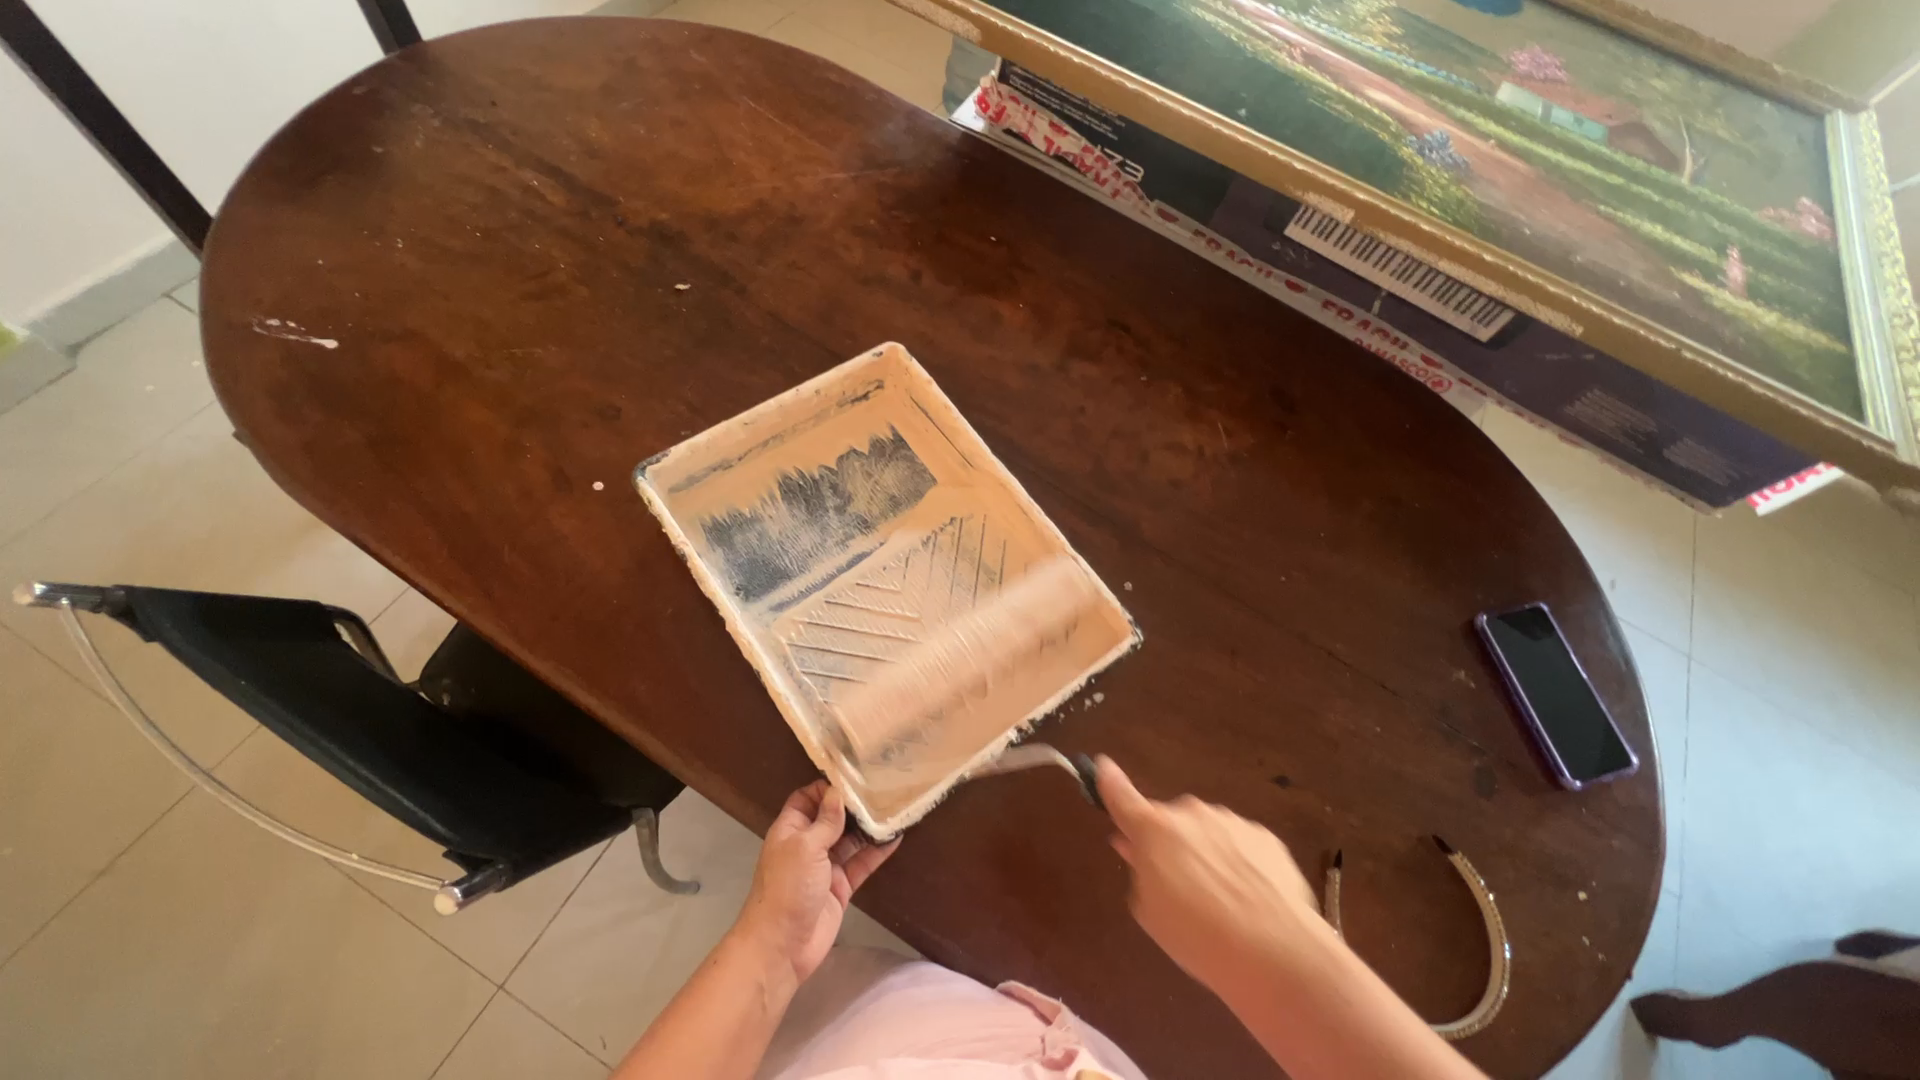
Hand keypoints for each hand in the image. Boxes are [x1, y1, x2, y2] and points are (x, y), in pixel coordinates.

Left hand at [731, 780, 899, 984]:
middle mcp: (807, 845)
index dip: (827, 788)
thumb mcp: (805, 847)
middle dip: (853, 806)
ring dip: (869, 827)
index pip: (807, 798)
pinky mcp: (840, 887)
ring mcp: (825, 867)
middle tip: (881, 788)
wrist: (782, 946)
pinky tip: (895, 837)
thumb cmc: (787, 888)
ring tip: (894, 808)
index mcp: (790, 830)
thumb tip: (838, 793)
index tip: (854, 777)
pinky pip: (860, 864)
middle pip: (832, 818)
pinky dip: (876, 852)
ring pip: (850, 840)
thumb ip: (825, 821)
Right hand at [1096, 756, 1325, 993]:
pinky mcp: (1265, 837)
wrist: (1273, 949)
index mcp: (1153, 829)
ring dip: (1207, 855)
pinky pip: (1240, 845)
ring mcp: (1230, 821)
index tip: (1101, 764)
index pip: (1121, 795)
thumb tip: (1137, 849)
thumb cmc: (1195, 935)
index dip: (1108, 780)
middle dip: (1170, 844)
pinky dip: (1239, 865)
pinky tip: (1249, 900)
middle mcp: (1190, 813)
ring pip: (1207, 832)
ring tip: (1222, 903)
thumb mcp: (1149, 911)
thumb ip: (1139, 871)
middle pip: (1170, 822)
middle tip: (1177, 886)